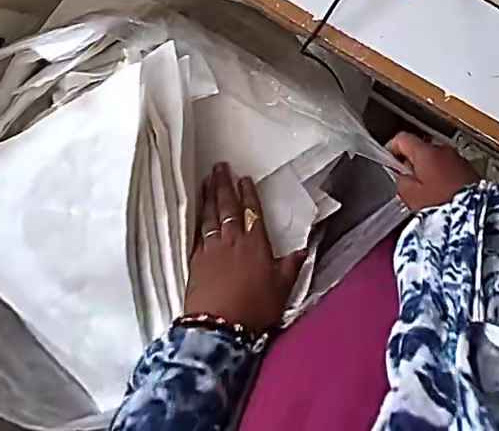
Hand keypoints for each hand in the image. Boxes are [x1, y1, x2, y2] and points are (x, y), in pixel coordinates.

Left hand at [182, 163, 305, 331]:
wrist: (219, 331)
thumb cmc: (255, 310)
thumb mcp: (281, 289)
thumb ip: (291, 266)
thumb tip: (303, 250)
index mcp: (255, 243)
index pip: (251, 211)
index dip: (248, 193)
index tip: (244, 177)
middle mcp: (232, 240)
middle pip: (228, 206)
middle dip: (224, 184)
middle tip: (220, 166)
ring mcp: (211, 249)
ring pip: (210, 215)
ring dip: (209, 196)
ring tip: (207, 180)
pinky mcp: (196, 262)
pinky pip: (197, 233)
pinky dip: (198, 218)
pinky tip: (197, 212)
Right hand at [388, 131, 479, 210]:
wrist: (476, 217)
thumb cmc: (442, 206)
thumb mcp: (412, 197)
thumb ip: (401, 180)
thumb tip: (401, 174)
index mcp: (426, 152)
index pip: (402, 138)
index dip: (391, 148)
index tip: (388, 159)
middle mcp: (443, 149)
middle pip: (420, 147)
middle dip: (411, 161)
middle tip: (407, 181)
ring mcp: (458, 158)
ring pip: (435, 157)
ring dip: (427, 169)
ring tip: (425, 191)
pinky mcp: (470, 169)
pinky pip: (449, 166)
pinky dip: (442, 175)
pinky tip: (441, 193)